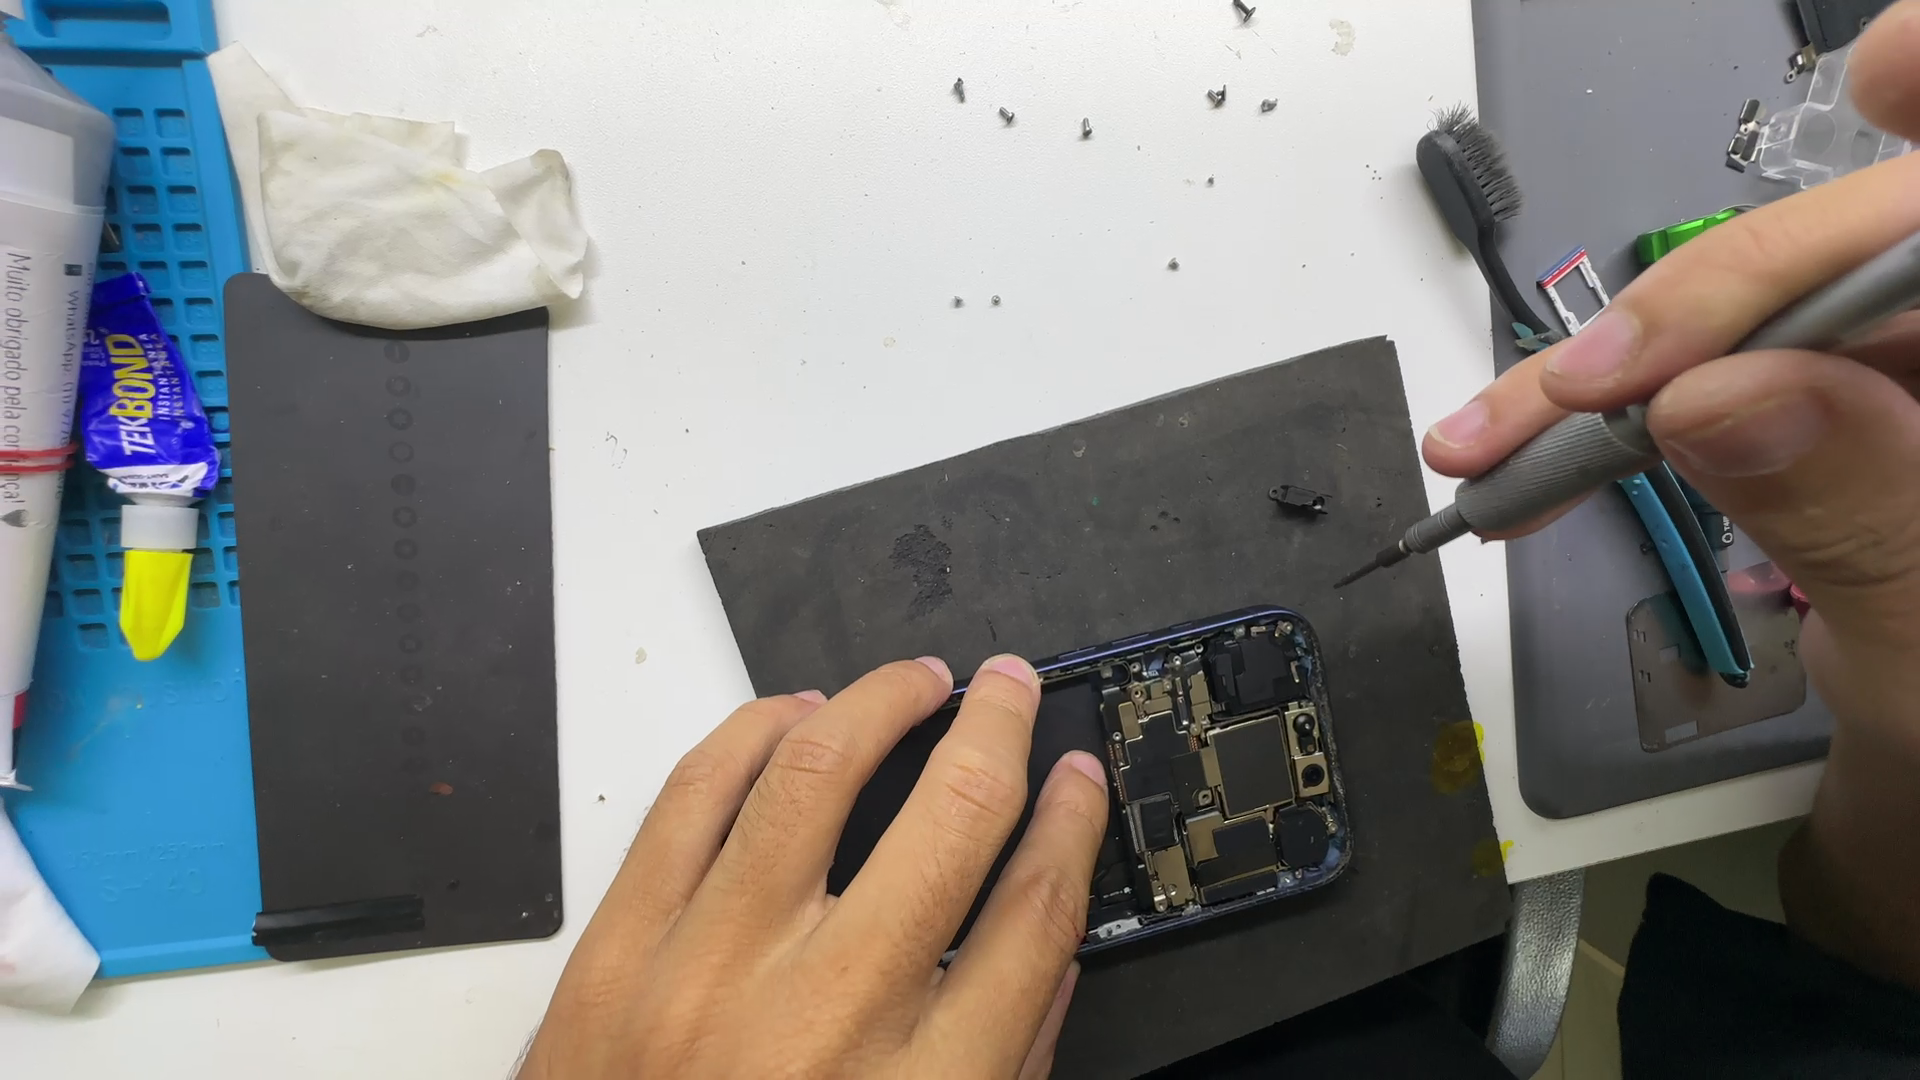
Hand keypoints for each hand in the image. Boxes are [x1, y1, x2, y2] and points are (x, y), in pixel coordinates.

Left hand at [518, 654, 1110, 1079]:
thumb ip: (1007, 1057)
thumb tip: (1050, 926)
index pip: (1033, 914)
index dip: (1071, 823)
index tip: (1076, 774)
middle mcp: (821, 1014)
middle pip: (948, 819)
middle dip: (996, 728)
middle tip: (1008, 685)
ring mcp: (710, 968)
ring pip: (815, 772)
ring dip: (880, 700)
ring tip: (915, 679)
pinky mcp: (620, 947)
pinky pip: (697, 792)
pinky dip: (756, 728)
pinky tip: (799, 711)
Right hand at [1421, 3, 1919, 986]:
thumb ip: (1864, 512)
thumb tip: (1716, 391)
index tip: (1885, 76)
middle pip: (1851, 257)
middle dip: (1680, 316)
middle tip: (1551, 396)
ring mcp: (1902, 394)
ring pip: (1734, 331)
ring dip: (1593, 385)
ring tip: (1487, 444)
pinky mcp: (1818, 432)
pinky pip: (1692, 392)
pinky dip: (1593, 424)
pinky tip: (1529, 458)